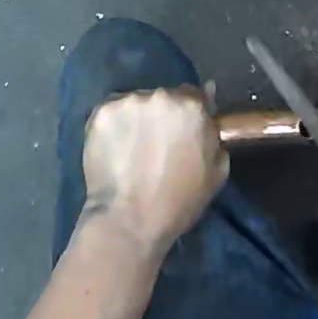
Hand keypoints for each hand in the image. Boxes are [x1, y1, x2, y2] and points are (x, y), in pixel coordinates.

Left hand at [81, 87, 228, 253]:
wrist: (127, 223)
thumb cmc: (178, 202)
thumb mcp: (215, 172)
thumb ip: (215, 133)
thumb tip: (210, 98)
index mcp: (192, 107)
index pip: (194, 95)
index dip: (188, 114)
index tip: (181, 132)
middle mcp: (162, 96)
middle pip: (164, 98)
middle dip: (162, 116)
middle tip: (155, 144)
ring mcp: (130, 101)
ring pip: (137, 103)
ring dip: (137, 119)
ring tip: (131, 149)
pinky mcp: (102, 112)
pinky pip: (112, 111)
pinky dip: (113, 125)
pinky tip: (113, 148)